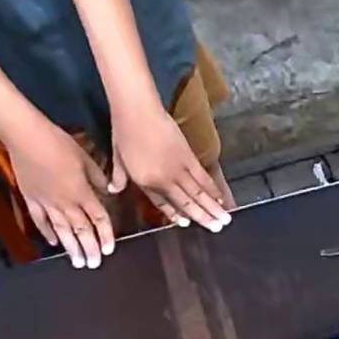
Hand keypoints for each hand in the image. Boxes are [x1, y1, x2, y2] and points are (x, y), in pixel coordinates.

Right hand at [0, 110, 115, 268]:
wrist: (23, 133)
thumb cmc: (55, 141)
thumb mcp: (84, 157)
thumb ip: (97, 177)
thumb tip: (108, 190)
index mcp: (82, 192)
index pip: (99, 219)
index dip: (106, 236)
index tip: (109, 250)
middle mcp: (66, 202)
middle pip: (82, 231)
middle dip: (90, 249)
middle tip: (94, 264)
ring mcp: (47, 202)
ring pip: (62, 231)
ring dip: (71, 248)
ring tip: (78, 263)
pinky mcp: (30, 198)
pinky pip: (40, 220)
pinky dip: (47, 232)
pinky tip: (53, 243)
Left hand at [108, 102, 230, 230]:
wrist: (137, 108)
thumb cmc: (124, 130)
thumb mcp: (118, 157)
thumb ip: (118, 177)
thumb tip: (112, 191)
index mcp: (145, 183)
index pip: (162, 204)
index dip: (175, 215)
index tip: (186, 223)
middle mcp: (164, 181)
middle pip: (186, 203)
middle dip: (203, 218)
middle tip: (217, 229)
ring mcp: (178, 169)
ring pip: (198, 194)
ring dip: (213, 208)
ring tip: (225, 220)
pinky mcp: (188, 157)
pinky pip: (202, 177)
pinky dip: (213, 189)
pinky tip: (220, 198)